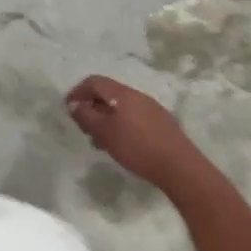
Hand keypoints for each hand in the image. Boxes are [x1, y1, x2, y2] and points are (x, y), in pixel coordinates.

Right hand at [66, 75, 206, 190]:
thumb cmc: (137, 147)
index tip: (69, 108)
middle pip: (108, 93)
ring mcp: (153, 109)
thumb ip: (86, 116)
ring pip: (122, 107)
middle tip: (84, 127)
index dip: (78, 92)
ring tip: (101, 140)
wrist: (181, 168)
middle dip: (92, 107)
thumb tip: (74, 104)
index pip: (94, 82)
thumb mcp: (104, 132)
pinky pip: (135, 117)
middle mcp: (138, 95)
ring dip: (107, 119)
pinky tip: (123, 144)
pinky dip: (122, 125)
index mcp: (122, 93)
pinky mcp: (163, 124)